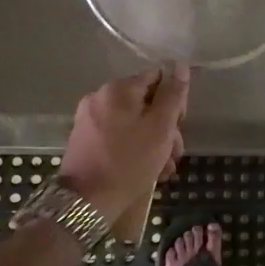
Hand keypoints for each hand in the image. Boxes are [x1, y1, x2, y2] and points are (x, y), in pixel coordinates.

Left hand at [59, 66, 188, 222]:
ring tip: (164, 169)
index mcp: (118, 89)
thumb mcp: (161, 128)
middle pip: (144, 102)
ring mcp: (89, 119)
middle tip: (174, 154)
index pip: (157, 78)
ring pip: (133, 122)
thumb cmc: (130, 162)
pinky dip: (134, 148)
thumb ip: (173, 95)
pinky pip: (117, 136)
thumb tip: (180, 64)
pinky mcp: (84, 140)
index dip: (174, 100)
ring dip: (153, 142)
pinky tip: (145, 170)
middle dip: (165, 127)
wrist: (86, 201)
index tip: (180, 126)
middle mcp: (100, 97)